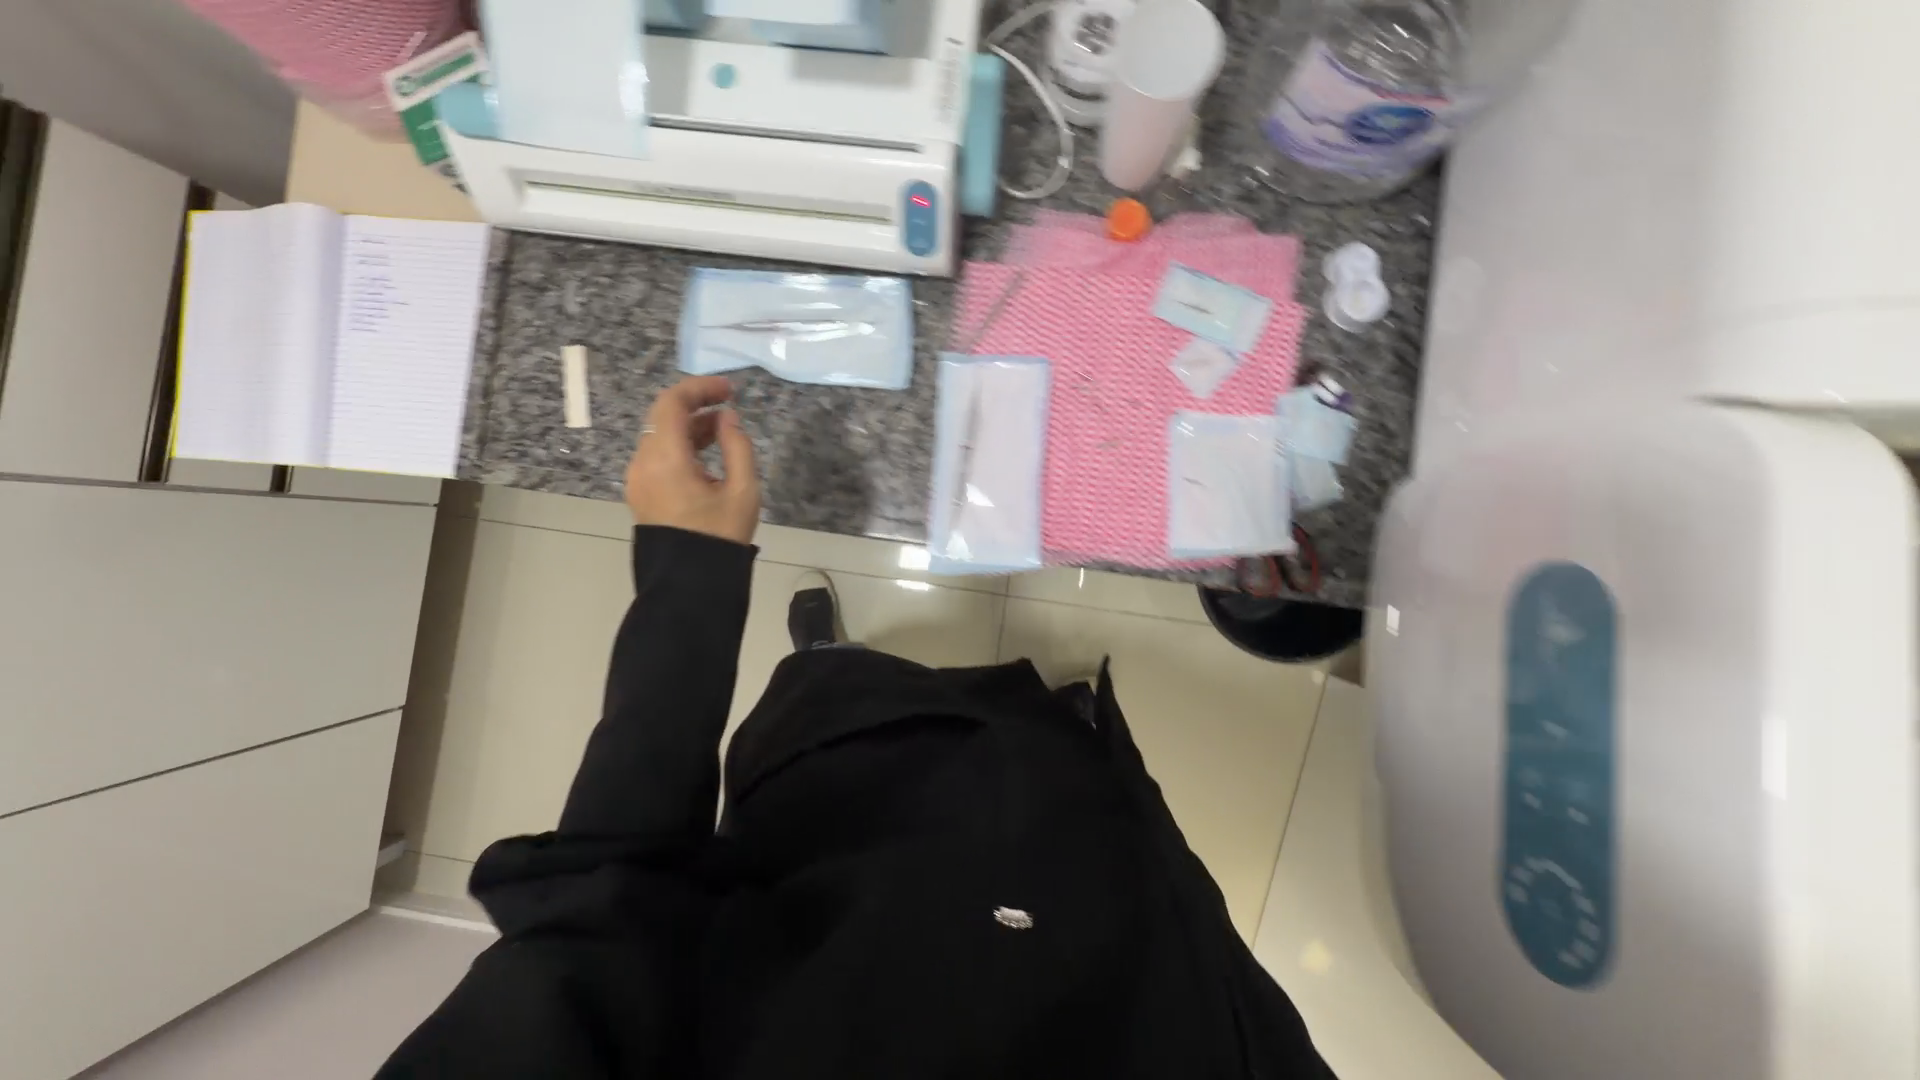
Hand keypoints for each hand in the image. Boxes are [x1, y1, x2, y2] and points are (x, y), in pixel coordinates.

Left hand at [625, 376, 760, 543]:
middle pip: (662, 416)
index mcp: (665, 459)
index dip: (700, 388)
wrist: (689, 584)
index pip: (672, 403)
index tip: (729, 389)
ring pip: (659, 436)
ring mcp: (637, 479)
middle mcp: (642, 463)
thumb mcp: (743, 491)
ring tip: (724, 433)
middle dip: (696, 405)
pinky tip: (706, 456)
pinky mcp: (640, 493)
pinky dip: (680, 446)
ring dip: (689, 427)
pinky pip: (657, 456)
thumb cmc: (720, 537)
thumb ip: (738, 446)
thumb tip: (727, 418)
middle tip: (729, 406)